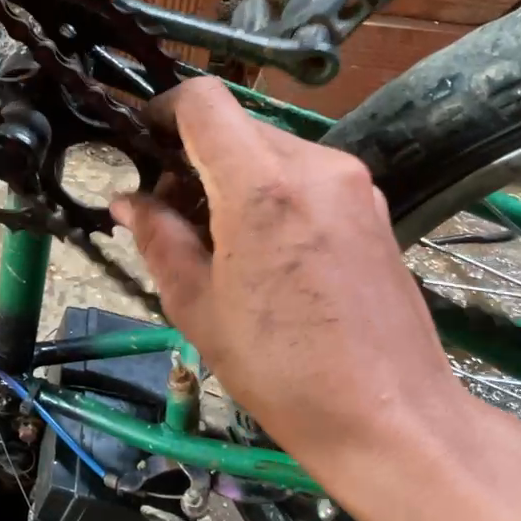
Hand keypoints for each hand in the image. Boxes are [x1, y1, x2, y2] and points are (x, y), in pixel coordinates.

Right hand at [111, 78, 471, 476]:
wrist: (394, 420)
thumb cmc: (282, 370)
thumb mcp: (196, 305)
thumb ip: (157, 237)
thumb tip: (126, 201)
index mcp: (261, 185)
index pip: (203, 101)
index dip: (162, 109)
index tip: (142, 143)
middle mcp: (313, 165)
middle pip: (234, 125)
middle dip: (192, 155)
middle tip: (169, 212)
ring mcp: (351, 183)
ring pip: (269, 149)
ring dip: (230, 175)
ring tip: (215, 238)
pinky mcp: (372, 206)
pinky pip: (303, 174)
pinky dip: (268, 191)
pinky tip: (261, 248)